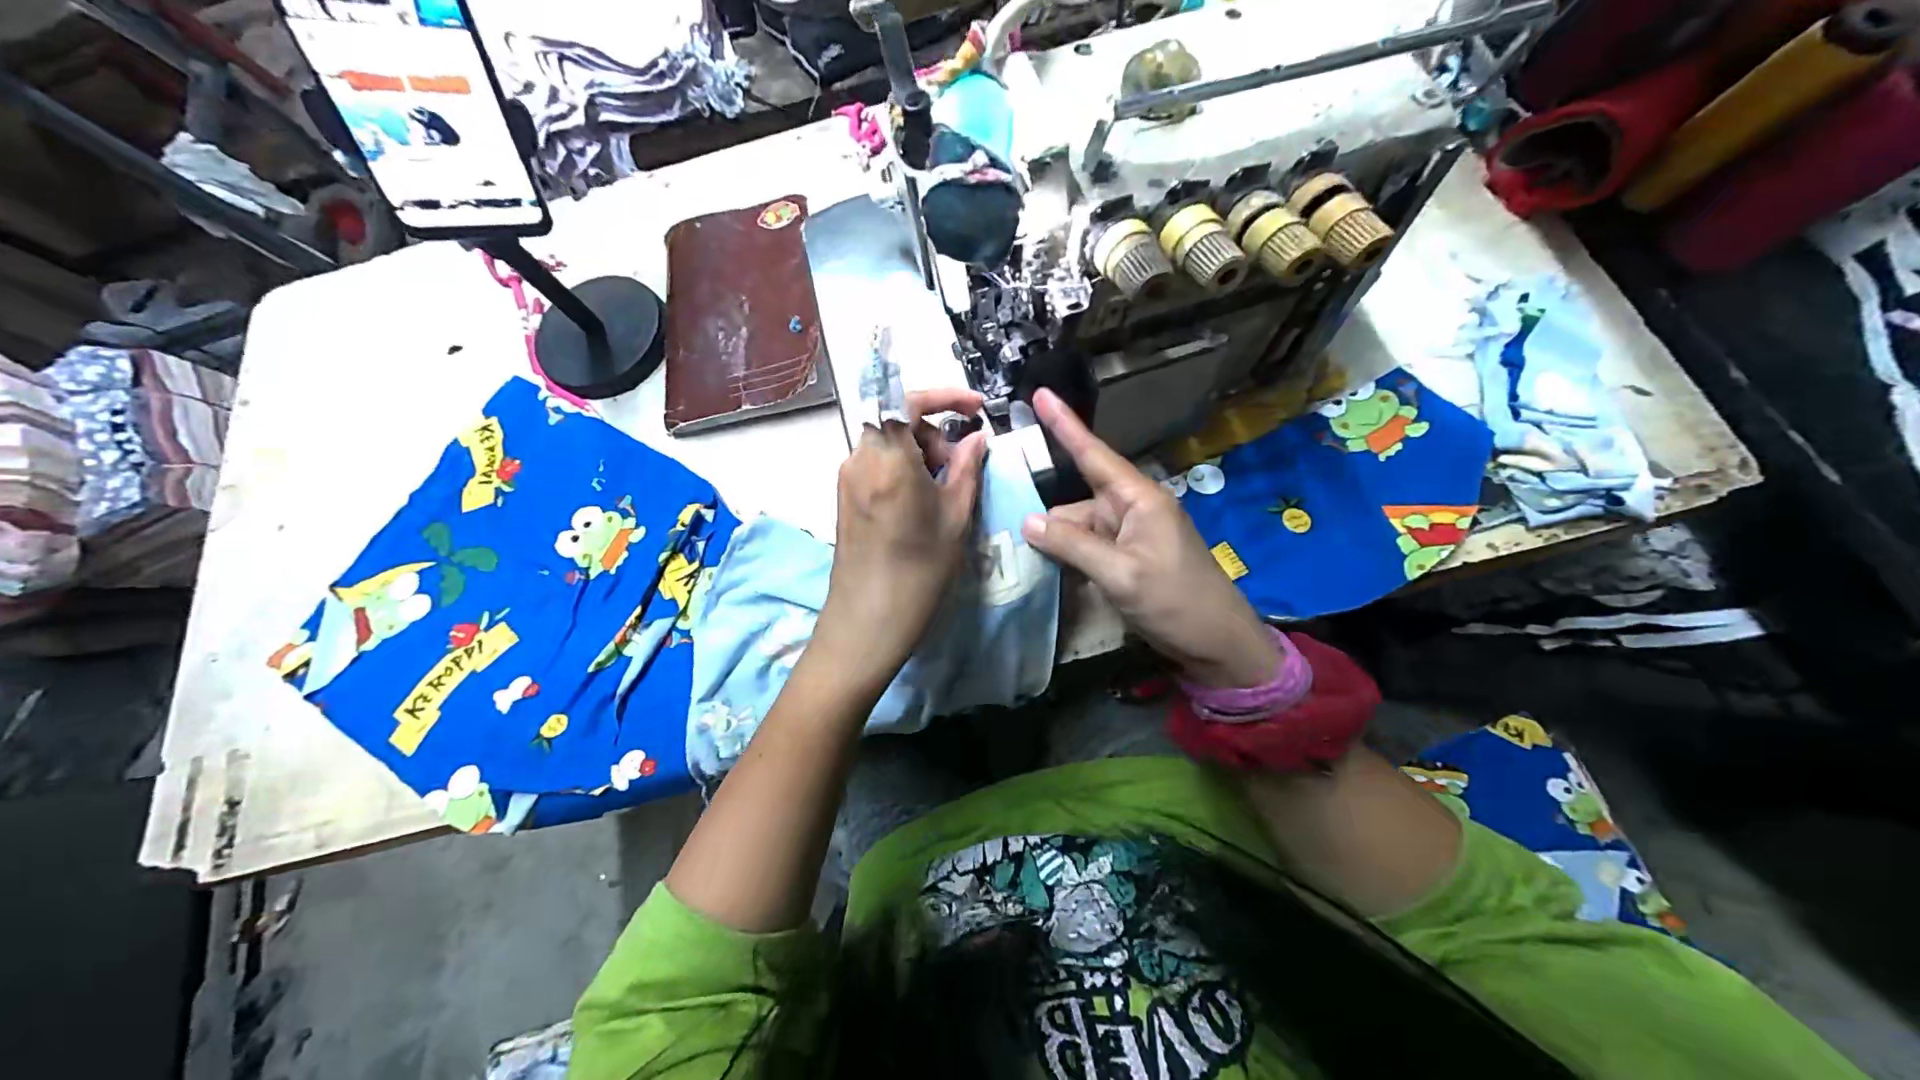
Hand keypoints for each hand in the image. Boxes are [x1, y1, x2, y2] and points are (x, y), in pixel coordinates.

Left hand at [814, 389, 986, 686]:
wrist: (867, 622)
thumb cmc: (919, 572)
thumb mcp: (955, 518)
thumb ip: (967, 469)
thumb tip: (974, 439)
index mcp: (887, 459)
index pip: (907, 399)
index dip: (943, 395)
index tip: (974, 408)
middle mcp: (859, 459)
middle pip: (896, 420)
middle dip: (933, 432)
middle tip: (961, 467)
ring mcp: (847, 478)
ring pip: (887, 442)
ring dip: (919, 452)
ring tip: (944, 491)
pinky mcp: (844, 497)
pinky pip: (877, 465)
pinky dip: (903, 468)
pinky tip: (922, 502)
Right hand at [1020, 388, 1274, 688]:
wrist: (1217, 642)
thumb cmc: (1176, 601)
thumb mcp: (1120, 574)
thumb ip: (1073, 545)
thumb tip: (1028, 521)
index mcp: (1139, 499)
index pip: (1094, 454)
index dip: (1064, 424)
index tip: (1040, 394)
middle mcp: (1132, 509)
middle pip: (1076, 502)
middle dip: (1050, 521)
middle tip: (1020, 545)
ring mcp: (1130, 535)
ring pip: (1078, 528)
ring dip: (1060, 546)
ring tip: (1038, 570)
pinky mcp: (1128, 558)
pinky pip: (1088, 548)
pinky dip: (1072, 559)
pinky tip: (1055, 575)